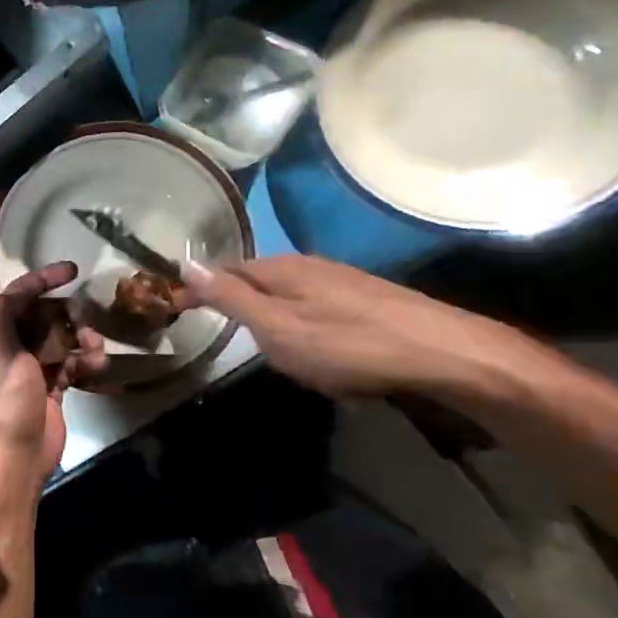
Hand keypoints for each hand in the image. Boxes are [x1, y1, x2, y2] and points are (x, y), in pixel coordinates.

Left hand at [0, 262, 105, 492]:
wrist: (17, 457)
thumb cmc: (6, 401)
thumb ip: (1, 314)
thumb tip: (16, 291)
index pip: (14, 298)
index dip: (40, 280)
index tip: (71, 270)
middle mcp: (8, 351)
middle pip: (41, 318)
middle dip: (68, 315)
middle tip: (89, 319)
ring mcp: (30, 372)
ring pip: (59, 341)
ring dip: (80, 340)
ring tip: (96, 349)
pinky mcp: (49, 390)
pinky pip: (69, 365)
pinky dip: (83, 362)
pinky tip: (98, 366)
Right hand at [179, 255, 532, 397]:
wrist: (442, 354)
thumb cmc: (346, 345)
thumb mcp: (275, 327)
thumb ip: (230, 297)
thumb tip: (186, 262)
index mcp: (279, 268)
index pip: (223, 271)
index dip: (198, 290)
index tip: (175, 310)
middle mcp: (307, 265)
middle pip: (256, 281)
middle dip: (236, 304)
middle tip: (223, 337)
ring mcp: (339, 281)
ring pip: (287, 296)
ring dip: (270, 318)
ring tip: (268, 350)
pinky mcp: (365, 300)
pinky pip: (315, 309)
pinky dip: (302, 327)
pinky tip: (318, 353)